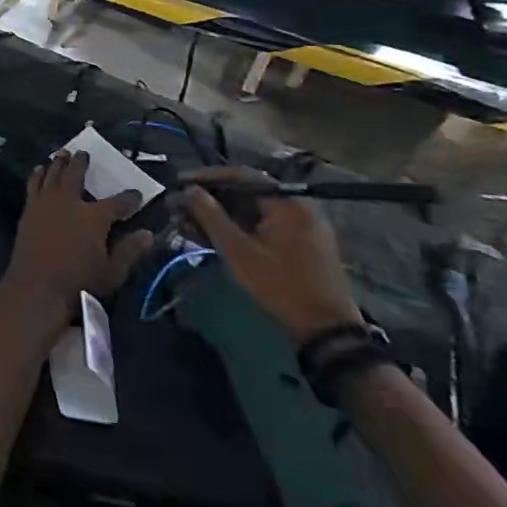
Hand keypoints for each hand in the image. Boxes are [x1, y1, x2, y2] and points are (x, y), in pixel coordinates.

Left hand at [1, 152, 151, 333]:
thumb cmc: (80, 281)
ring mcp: (46, 202)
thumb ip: (129, 250)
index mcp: (94, 216)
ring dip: (58, 162)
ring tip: (61, 153)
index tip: (136, 194)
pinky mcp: (29, 208)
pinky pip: (33, 184)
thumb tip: (148, 234)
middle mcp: (69, 201)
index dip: (130, 198)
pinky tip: (39, 170)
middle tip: (84, 152)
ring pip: (52, 174)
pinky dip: (37, 175)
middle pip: (76, 174)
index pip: (119, 202)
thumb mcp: (112, 271)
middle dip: (82, 163)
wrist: (37, 284)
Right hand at [179, 166, 362, 344]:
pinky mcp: (297, 245)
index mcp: (288, 205)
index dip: (207, 177)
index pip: (242, 176)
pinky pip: (260, 226)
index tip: (181, 182)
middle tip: (181, 205)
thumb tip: (189, 190)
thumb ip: (210, 215)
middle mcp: (297, 210)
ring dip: (218, 216)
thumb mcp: (237, 249)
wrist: (325, 330)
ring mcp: (299, 229)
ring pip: (250, 212)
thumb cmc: (280, 284)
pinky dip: (235, 229)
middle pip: (245, 193)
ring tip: (188, 222)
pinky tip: (208, 236)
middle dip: (210, 200)